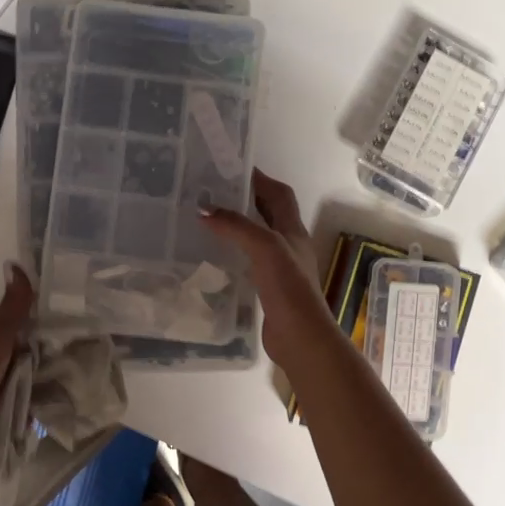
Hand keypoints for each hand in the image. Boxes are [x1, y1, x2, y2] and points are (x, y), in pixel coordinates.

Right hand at [201, 170, 340, 368]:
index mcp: (293, 230)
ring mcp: (281, 267)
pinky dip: (235, 252)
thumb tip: (204, 209)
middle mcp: (289, 244)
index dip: (260, 179)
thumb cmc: (288, 287)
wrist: (300, 337)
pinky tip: (217, 256)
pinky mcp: (269, 287)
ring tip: (210, 219)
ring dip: (239, 225)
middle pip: (269, 213)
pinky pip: (251, 260)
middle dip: (247, 199)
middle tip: (215, 192)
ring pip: (259, 237)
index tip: (233, 169)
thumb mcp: (263, 247)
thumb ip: (236, 226)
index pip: (279, 194)